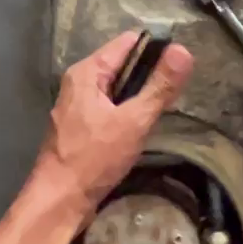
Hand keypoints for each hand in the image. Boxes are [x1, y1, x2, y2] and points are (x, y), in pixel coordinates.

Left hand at [33, 31, 194, 208]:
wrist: (59, 200)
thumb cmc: (94, 158)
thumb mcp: (133, 121)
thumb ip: (159, 87)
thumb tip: (183, 51)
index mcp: (87, 72)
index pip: (127, 43)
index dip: (156, 48)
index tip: (181, 64)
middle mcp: (78, 82)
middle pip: (122, 65)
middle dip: (149, 75)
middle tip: (175, 91)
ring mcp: (77, 105)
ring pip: (116, 89)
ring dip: (138, 96)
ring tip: (163, 109)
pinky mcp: (80, 126)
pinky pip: (109, 108)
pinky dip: (126, 113)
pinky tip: (140, 128)